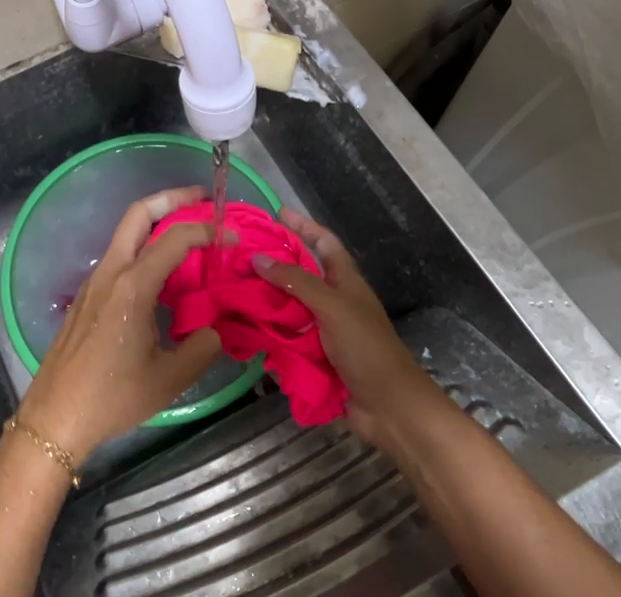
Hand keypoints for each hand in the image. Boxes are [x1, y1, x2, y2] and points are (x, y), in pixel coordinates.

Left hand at [16, 187, 224, 457]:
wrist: (56, 416)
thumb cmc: (112, 397)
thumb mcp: (170, 378)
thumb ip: (202, 347)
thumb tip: (217, 328)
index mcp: (132, 286)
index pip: (175, 239)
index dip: (208, 231)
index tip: (232, 234)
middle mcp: (111, 272)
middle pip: (138, 214)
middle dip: (172, 199)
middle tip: (202, 198)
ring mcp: (94, 281)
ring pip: (125, 233)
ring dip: (156, 222)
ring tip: (189, 232)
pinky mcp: (87, 295)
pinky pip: (119, 256)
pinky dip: (144, 247)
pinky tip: (163, 271)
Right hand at [250, 210, 434, 458]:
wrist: (388, 407)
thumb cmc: (366, 348)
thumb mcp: (332, 307)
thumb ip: (296, 282)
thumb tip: (257, 258)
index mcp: (345, 282)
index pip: (324, 243)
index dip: (303, 226)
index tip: (277, 213)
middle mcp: (333, 302)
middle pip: (300, 275)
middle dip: (272, 266)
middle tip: (238, 257)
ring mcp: (323, 332)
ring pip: (288, 309)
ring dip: (265, 304)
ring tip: (231, 295)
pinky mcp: (314, 358)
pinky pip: (285, 342)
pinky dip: (267, 339)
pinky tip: (243, 335)